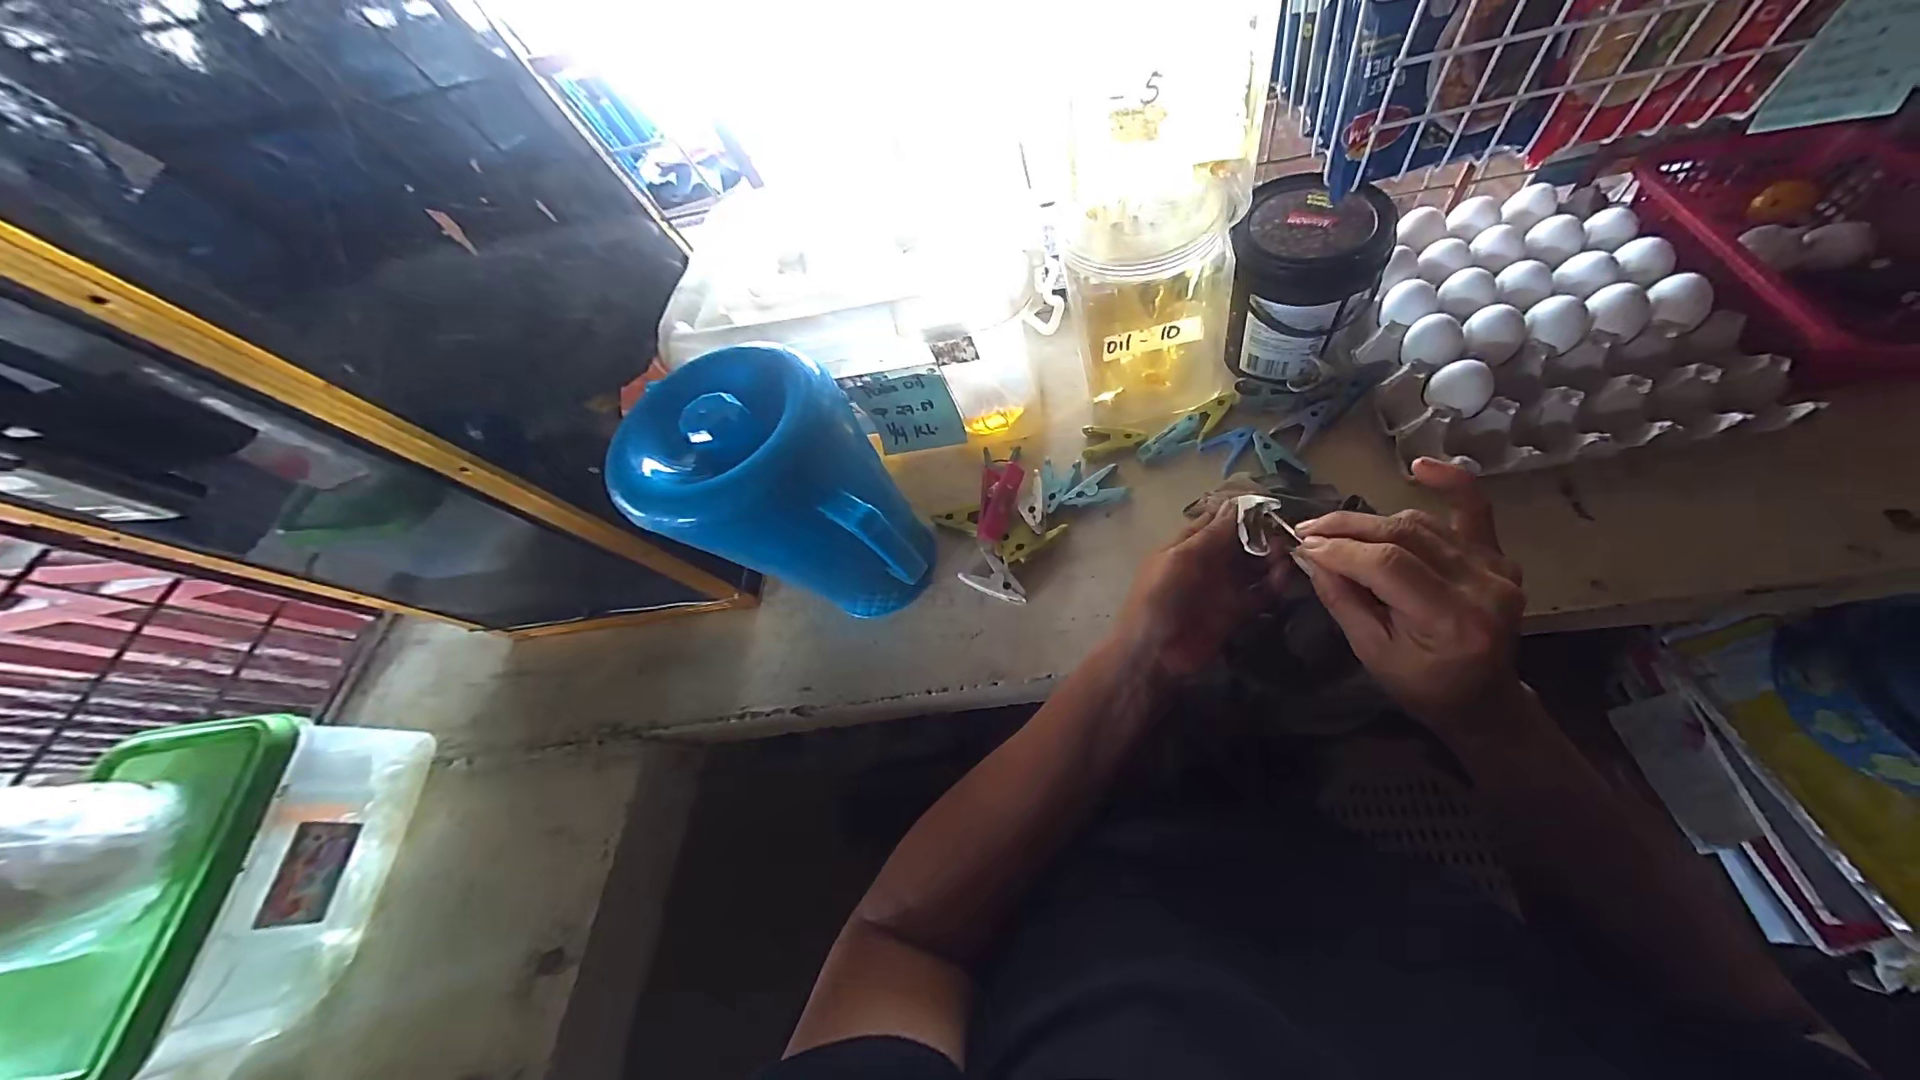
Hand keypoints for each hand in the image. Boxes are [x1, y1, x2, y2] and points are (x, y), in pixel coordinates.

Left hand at [1109, 501, 1292, 678]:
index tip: (1270, 501)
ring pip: (1254, 566)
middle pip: (1240, 542)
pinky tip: (1285, 575)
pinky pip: (1261, 593)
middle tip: (1285, 529)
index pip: (1216, 521)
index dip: (1239, 511)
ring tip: (1286, 551)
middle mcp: (1206, 563)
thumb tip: (1234, 505)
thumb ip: (1208, 535)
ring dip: (1271, 557)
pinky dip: (1275, 584)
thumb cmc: (1158, 599)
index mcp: (1186, 547)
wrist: (1154, 654)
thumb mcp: (1179, 560)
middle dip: (1262, 534)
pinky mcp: (1236, 611)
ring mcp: (1222, 587)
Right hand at [1292, 458, 1526, 728]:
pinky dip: (1452, 484)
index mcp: (1451, 620)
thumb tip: (1308, 554)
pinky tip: (1421, 466)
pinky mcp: (1497, 557)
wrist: (1480, 697)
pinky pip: (1475, 511)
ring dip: (1371, 520)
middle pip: (1404, 535)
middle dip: (1346, 528)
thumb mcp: (1369, 650)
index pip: (1387, 565)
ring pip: (1420, 523)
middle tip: (1306, 529)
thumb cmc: (1420, 684)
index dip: (1339, 549)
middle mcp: (1482, 586)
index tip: (1301, 544)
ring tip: (1334, 528)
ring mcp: (1495, 567)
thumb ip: (1341, 598)